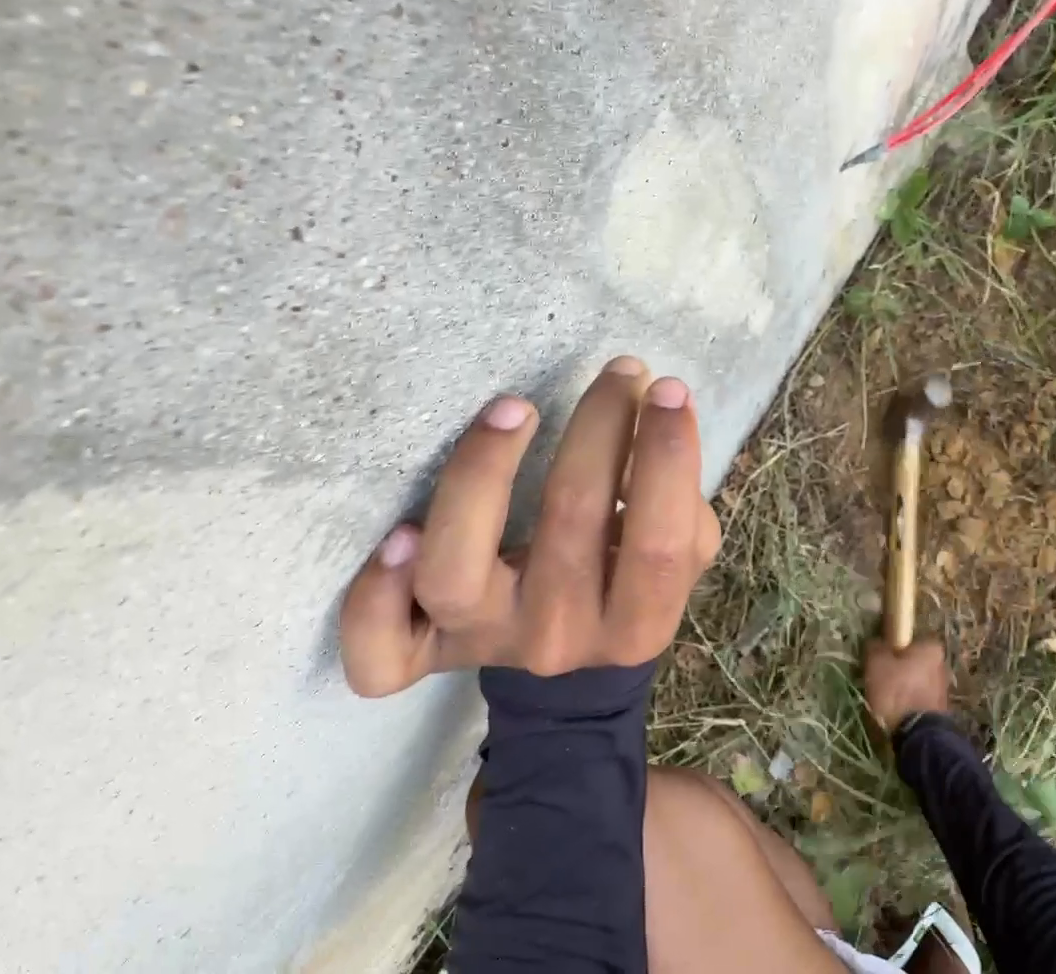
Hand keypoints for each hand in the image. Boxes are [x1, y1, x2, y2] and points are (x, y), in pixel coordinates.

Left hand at [339, 356, 721, 695]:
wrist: (569, 682)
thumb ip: (680, 509)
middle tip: (619, 374)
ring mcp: (480, 643)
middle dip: (600, 429)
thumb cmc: (624, 590)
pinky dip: (375, 594)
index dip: (667, 461)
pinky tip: (398, 531)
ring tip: (513, 408)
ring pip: (452, 572)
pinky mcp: (419, 655)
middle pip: (569, 527)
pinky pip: (379, 646)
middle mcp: (557, 638)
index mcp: (635, 625)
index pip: (657, 545)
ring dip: (479, 475)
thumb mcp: (678, 564)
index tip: (667, 389)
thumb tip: (654, 430)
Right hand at [862, 638, 951, 730]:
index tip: (880, 660)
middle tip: (880, 680)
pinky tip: (896, 712)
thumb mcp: (876, 663)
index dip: (893, 648)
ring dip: (902, 689)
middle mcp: (942, 665)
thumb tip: (876, 643)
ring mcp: (942, 689)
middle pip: (913, 662)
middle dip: (898, 670)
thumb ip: (876, 647)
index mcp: (931, 648)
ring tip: (885, 700)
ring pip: (916, 682)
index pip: (910, 640)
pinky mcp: (940, 710)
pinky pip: (918, 700)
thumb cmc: (896, 692)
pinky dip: (908, 704)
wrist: (916, 735)